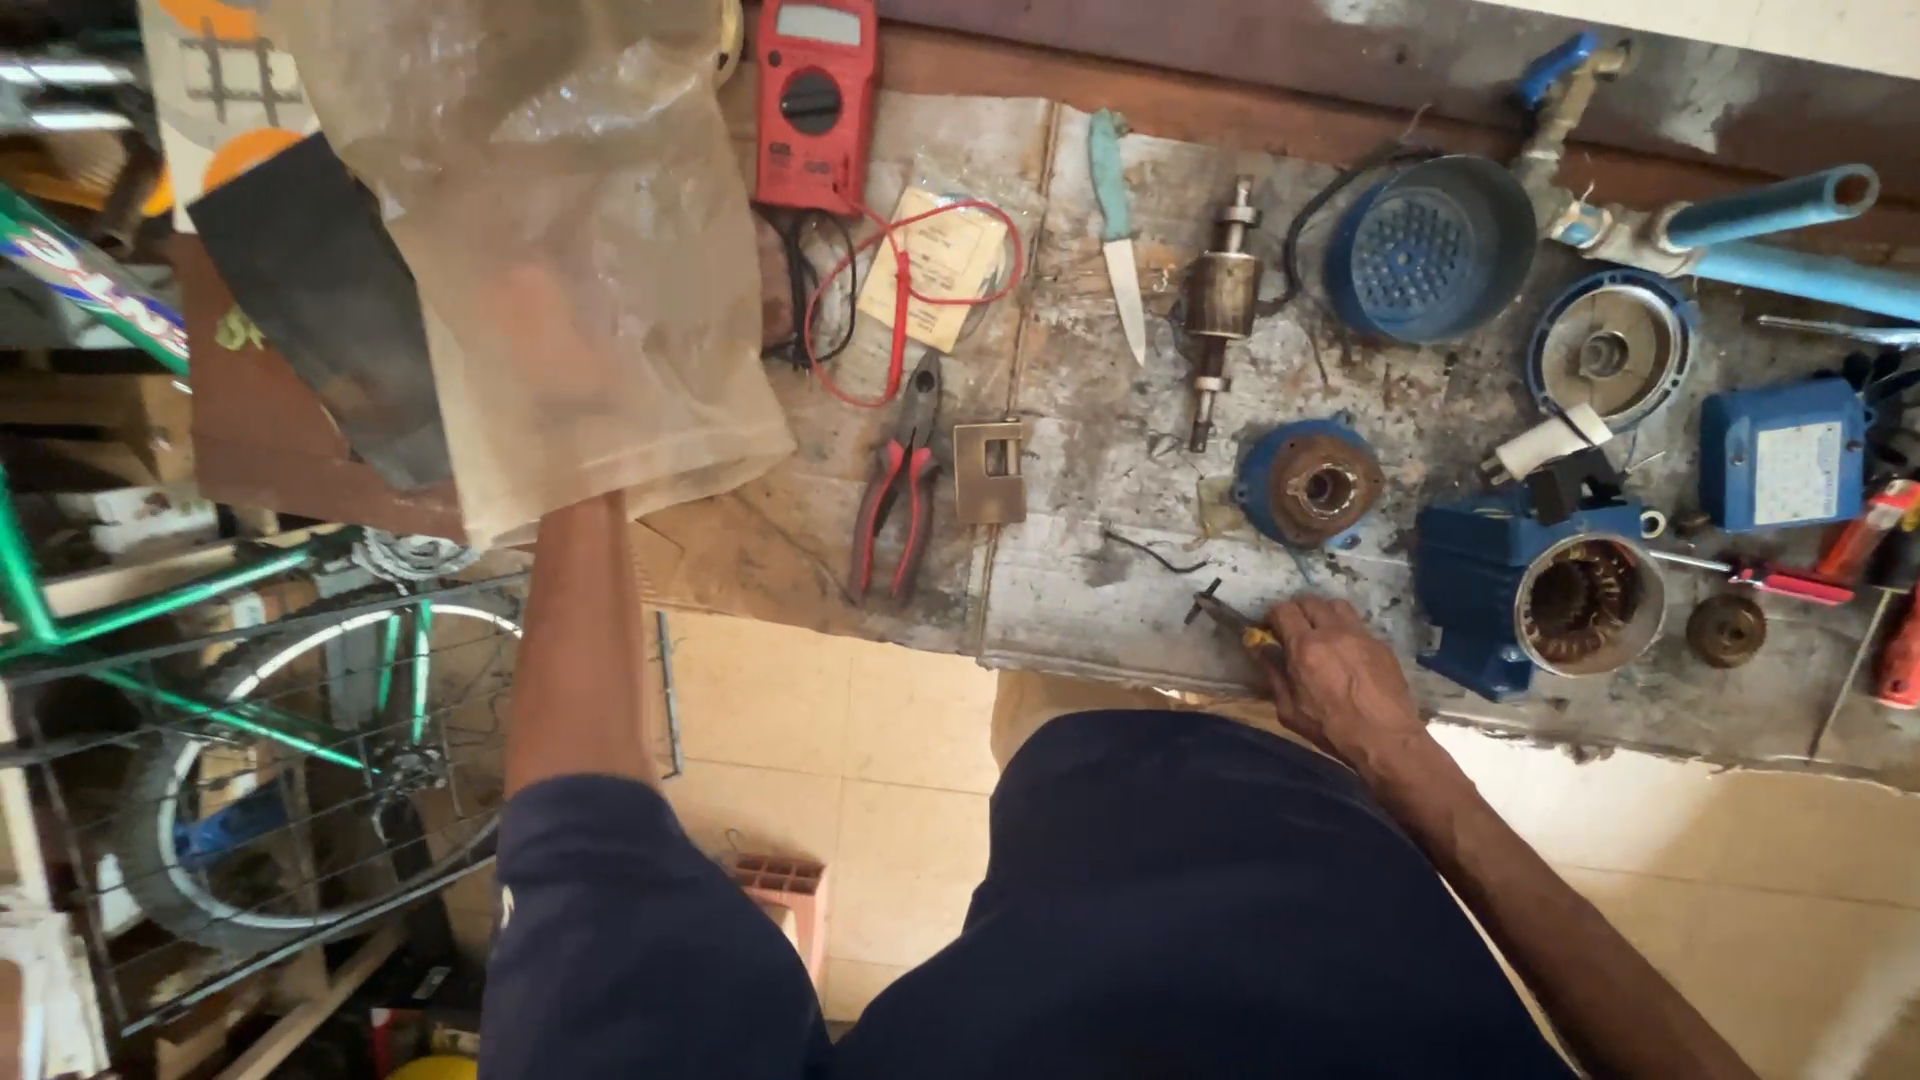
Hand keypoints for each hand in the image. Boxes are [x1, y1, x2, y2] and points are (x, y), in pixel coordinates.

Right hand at [1264, 596, 1425, 762]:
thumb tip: (1260, 648)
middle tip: (1294, 629)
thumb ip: (1273, 673)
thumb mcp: (1288, 708)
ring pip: (1337, 606)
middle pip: (1310, 601)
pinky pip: (1358, 625)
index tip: (1270, 629)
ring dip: (1323, 613)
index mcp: (1305, 648)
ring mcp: (1361, 636)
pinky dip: (1345, 630)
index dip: (1273, 616)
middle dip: (1297, 610)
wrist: (1386, 740)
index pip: (1283, 610)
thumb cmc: (1331, 729)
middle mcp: (1333, 633)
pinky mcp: (1381, 645)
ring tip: (1321, 632)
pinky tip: (1346, 651)